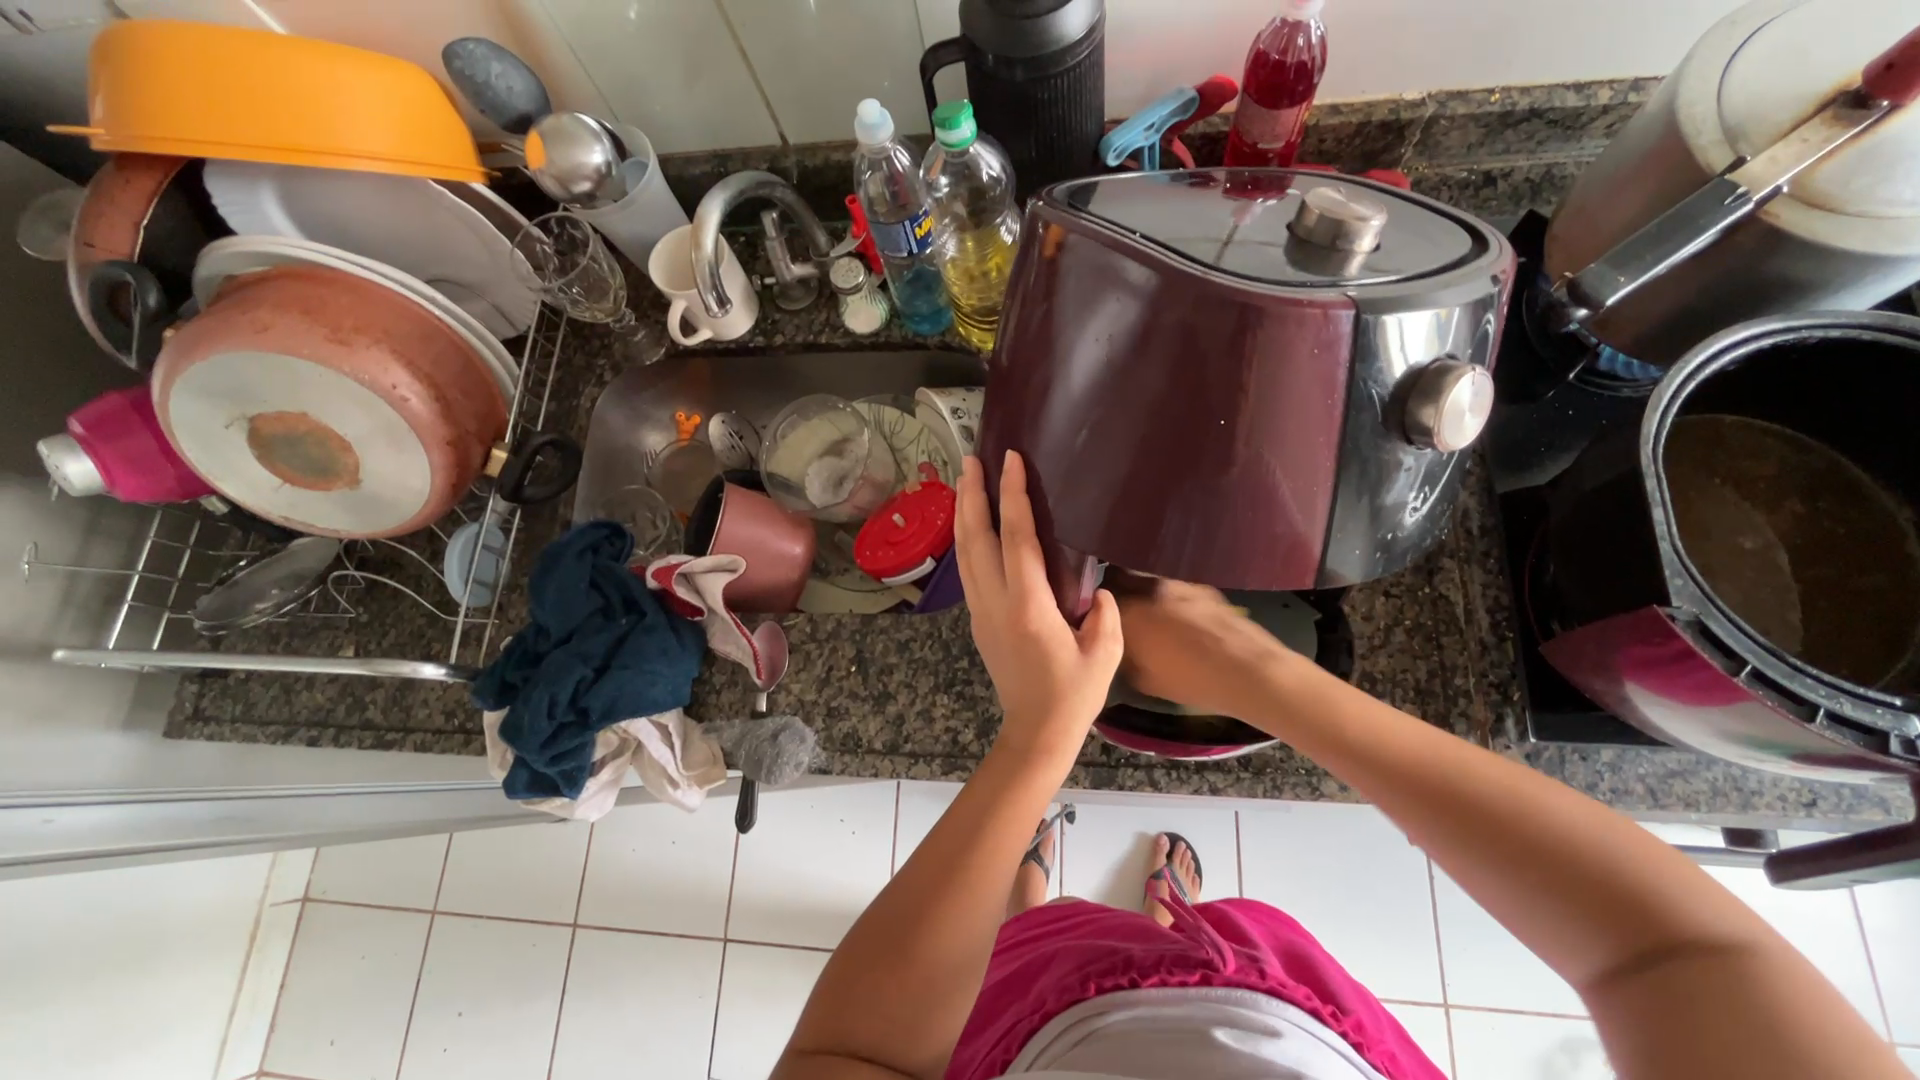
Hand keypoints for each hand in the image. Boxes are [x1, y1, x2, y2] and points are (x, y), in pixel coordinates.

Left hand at [955, 451, 1122, 750]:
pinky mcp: (978, 619)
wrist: (1035, 731)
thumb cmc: (1073, 694)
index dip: (1013, 495)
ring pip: (965, 552)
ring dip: (964, 512)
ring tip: (966, 479)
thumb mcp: (1105, 653)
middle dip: (972, 494)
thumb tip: (1095, 589)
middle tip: (972, 458)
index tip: (1011, 460)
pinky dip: (967, 538)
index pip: (1016, 538)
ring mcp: (981, 611)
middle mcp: (996, 602)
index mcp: (1028, 606)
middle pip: (976, 538)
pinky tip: (971, 524)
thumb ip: (1104, 614)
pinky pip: (967, 569)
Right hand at [1112, 577, 1294, 719]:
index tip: (1095, 623)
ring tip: (1151, 618)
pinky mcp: (1203, 588)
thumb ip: (1124, 658)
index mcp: (1128, 612)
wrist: (1249, 670)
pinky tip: (1180, 621)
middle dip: (1115, 594)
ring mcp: (1178, 584)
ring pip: (1149, 582)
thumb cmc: (1192, 680)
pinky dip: (1170, 600)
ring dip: (1143, 595)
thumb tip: (1120, 649)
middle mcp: (1149, 589)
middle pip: (1119, 579)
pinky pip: (1175, 589)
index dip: (1094, 611)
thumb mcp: (1144, 680)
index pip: (1097, 601)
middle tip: (1118, 614)